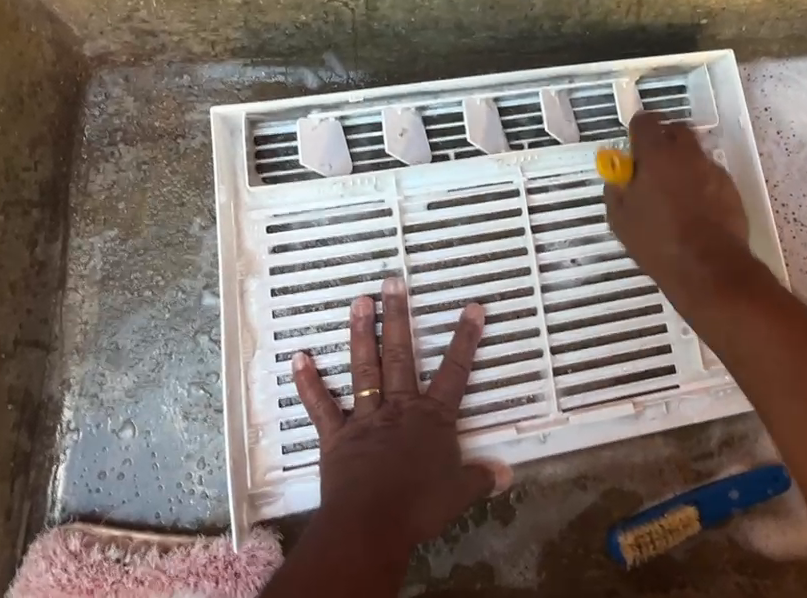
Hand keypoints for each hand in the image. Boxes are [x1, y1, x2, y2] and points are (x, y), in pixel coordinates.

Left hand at [290, 277, 502, 558]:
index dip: (465, 338)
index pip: (455, 371)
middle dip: (398, 316)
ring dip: (360, 333)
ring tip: (358, 300)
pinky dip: (309, 383)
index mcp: (432, 418)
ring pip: (364, 368)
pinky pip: (321, 406)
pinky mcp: (337, 435)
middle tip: (393, 280)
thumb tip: (507, 473)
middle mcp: (400, 407)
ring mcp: (366, 417)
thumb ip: (480, 478)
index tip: (473, 306)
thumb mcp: (458, 494)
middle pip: (400, 354)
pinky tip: (299, 358)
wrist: (370, 526)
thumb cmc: (418, 507)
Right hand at [602, 111, 763, 315]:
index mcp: (656, 155)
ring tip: (673, 192)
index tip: (634, 146)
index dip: (638, 130)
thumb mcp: (621, 219)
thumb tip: (617, 180)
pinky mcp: (730, 188)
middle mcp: (686, 154)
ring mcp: (712, 170)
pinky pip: (710, 176)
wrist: (708, 267)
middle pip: (675, 130)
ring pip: (694, 154)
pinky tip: (693, 208)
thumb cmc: (658, 242)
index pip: (645, 122)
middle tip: (652, 164)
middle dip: (664, 141)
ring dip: (683, 164)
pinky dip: (700, 183)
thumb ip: (616, 191)